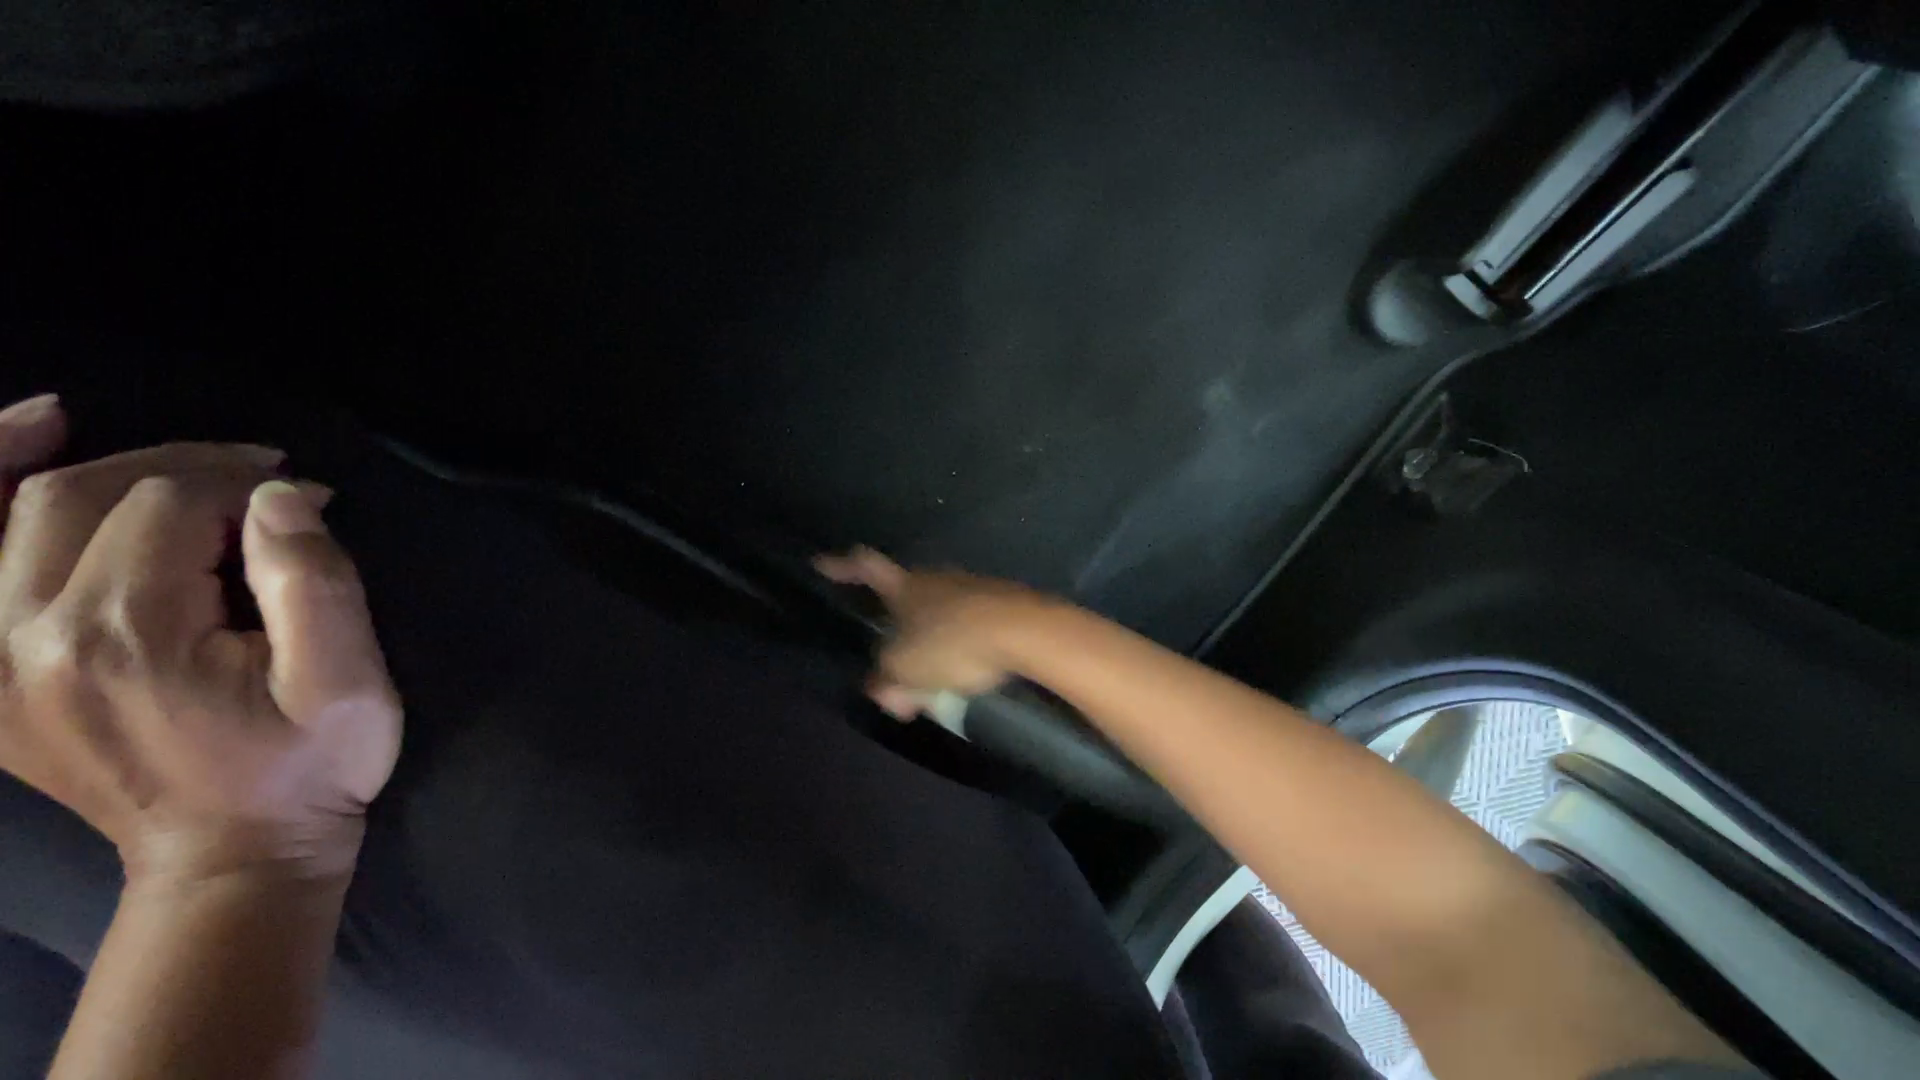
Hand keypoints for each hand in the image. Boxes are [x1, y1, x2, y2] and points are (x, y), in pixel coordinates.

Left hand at [0, 395, 401, 886]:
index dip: (245, 482)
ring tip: (67, 415)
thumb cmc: (308, 767)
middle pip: (78, 495)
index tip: (310, 496)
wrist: (233, 858)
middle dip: (173, 463)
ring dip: (33, 456)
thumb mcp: (346, 682)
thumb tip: (284, 497)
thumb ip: (314, 581)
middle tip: (254, 470)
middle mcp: (27, 636)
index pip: (171, 504)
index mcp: (127, 634)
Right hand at [816, 546, 1049, 717]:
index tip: (822, 564)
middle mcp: (936, 580)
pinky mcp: (1001, 607)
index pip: (865, 567)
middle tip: (897, 673)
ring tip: (936, 690)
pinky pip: (969, 632)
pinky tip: (968, 682)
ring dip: (932, 652)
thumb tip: (884, 692)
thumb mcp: (905, 672)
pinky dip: (962, 655)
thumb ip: (886, 682)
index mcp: (905, 587)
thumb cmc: (951, 643)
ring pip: (939, 622)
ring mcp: (972, 590)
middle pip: (905, 603)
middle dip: (897, 637)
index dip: (841, 567)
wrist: (1024, 631)